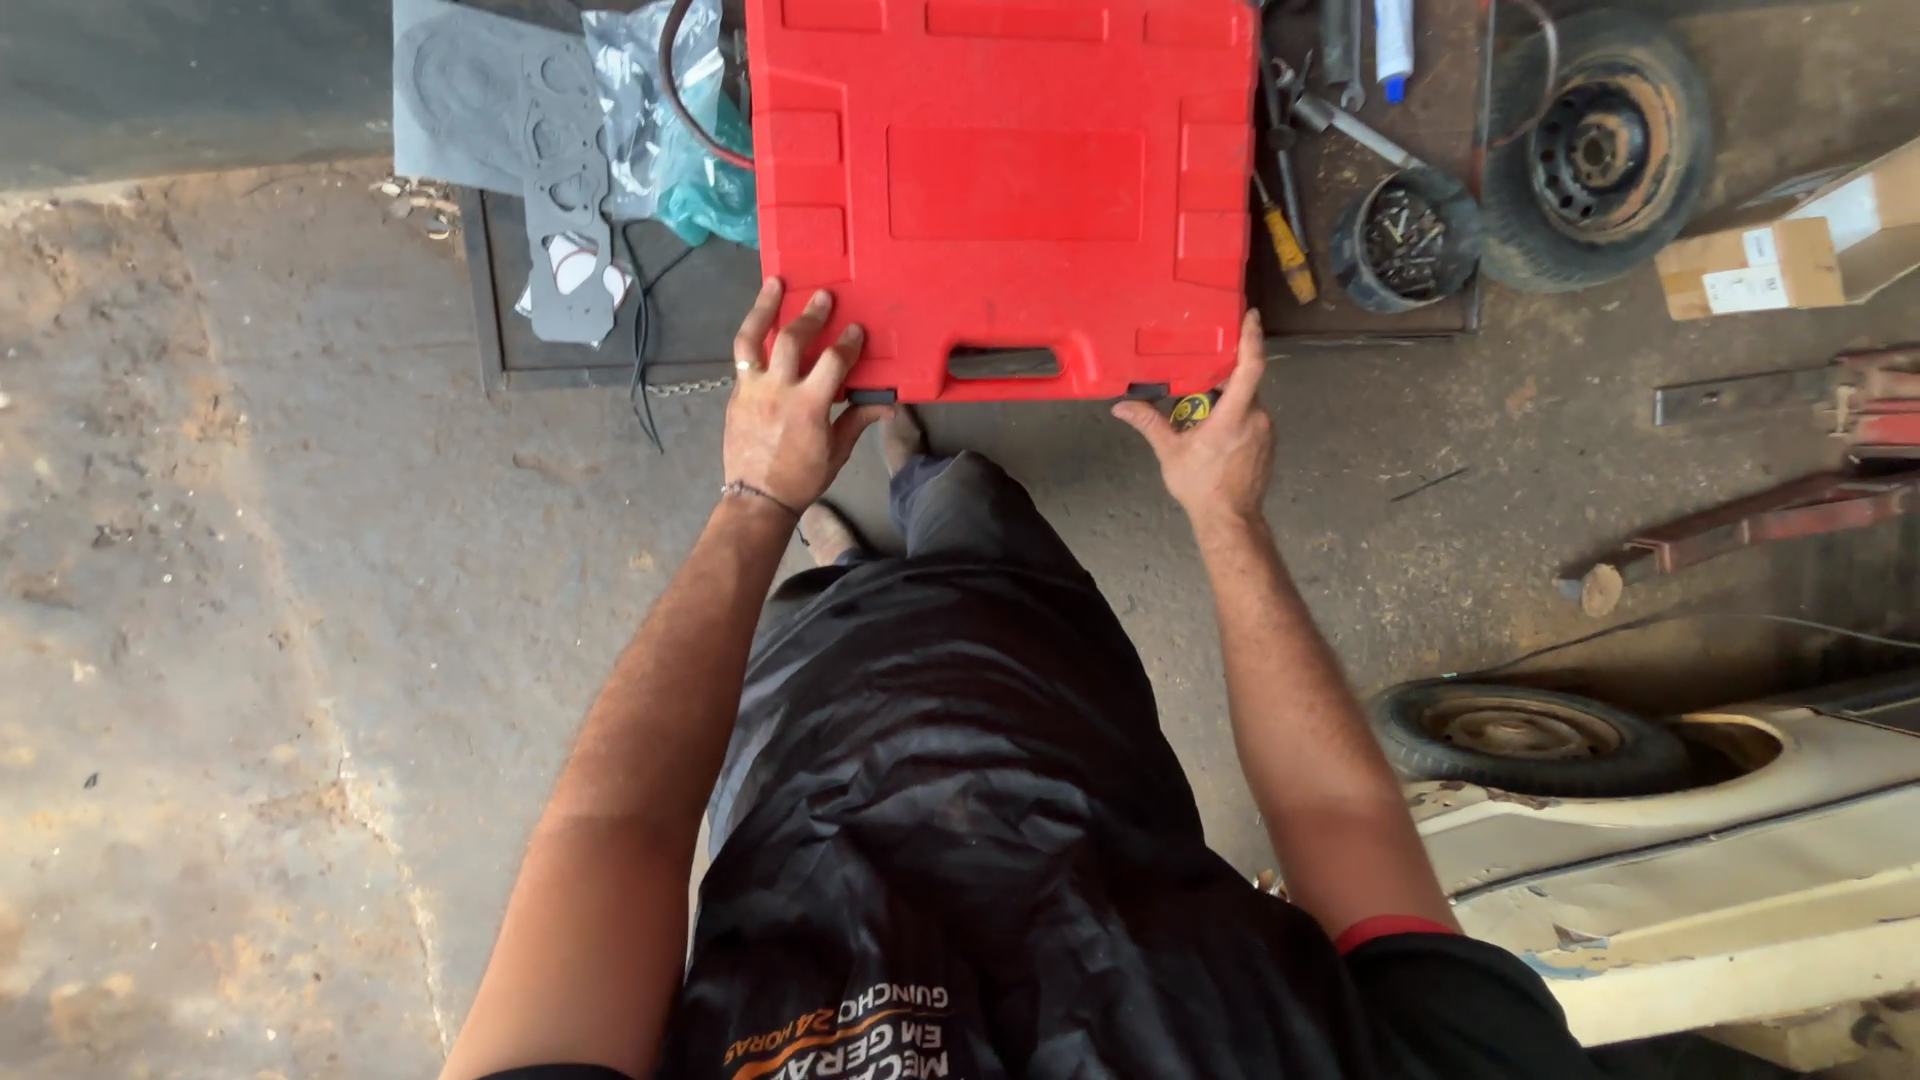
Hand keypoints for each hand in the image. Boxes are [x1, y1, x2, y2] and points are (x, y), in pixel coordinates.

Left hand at [724, 279, 891, 511]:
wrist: (757, 497)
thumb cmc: (802, 477)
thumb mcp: (837, 451)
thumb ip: (858, 420)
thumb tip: (887, 404)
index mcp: (808, 406)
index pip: (832, 362)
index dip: (847, 343)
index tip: (856, 330)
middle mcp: (777, 390)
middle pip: (791, 339)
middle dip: (809, 315)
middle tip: (821, 297)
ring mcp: (751, 389)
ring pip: (751, 338)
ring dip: (763, 308)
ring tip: (773, 284)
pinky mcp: (736, 394)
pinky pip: (742, 358)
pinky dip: (752, 338)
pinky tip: (760, 325)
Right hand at [1112, 310, 1272, 525]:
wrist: (1230, 519)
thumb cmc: (1200, 486)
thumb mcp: (1170, 452)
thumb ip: (1149, 423)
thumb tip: (1120, 406)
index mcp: (1234, 415)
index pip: (1250, 367)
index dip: (1252, 338)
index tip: (1251, 316)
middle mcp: (1257, 418)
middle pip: (1244, 385)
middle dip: (1222, 381)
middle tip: (1199, 381)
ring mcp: (1266, 431)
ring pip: (1248, 403)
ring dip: (1227, 404)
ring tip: (1202, 416)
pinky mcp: (1268, 444)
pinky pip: (1252, 420)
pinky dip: (1236, 419)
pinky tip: (1216, 435)